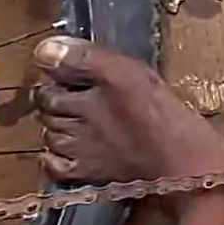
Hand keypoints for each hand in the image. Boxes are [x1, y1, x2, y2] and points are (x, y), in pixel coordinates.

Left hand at [29, 36, 223, 183]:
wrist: (179, 157)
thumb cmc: (159, 112)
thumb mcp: (128, 72)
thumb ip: (85, 59)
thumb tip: (44, 49)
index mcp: (83, 98)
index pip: (50, 84)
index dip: (56, 77)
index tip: (70, 72)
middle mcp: (74, 126)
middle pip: (48, 111)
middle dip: (53, 100)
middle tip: (74, 93)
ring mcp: (79, 153)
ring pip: (50, 136)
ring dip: (55, 126)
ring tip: (74, 118)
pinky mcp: (89, 175)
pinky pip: (55, 167)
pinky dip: (53, 157)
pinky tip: (64, 149)